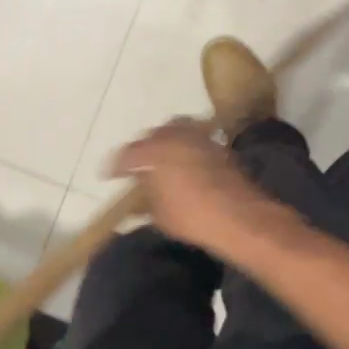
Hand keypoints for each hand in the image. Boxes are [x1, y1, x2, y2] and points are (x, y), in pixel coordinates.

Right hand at [111, 118, 295, 256]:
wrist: (239, 216)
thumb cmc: (192, 217)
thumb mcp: (159, 214)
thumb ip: (146, 198)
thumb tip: (138, 195)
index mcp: (154, 151)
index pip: (127, 154)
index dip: (116, 166)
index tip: (109, 175)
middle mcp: (175, 136)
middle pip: (153, 136)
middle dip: (143, 149)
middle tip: (137, 166)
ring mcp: (200, 137)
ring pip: (176, 131)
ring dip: (166, 143)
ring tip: (162, 159)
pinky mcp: (219, 145)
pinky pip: (195, 140)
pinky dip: (186, 147)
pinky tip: (185, 162)